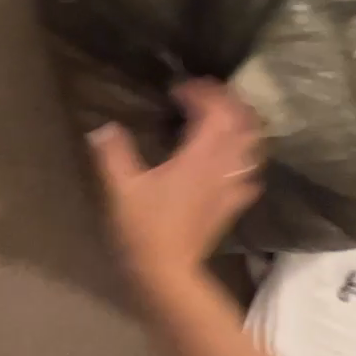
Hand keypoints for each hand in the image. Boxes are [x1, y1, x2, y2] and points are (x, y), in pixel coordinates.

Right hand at [87, 79, 262, 284]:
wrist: (167, 269)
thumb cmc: (142, 227)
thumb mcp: (120, 188)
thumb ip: (113, 154)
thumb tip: (103, 128)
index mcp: (197, 158)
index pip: (214, 112)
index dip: (202, 93)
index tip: (179, 86)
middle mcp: (222, 166)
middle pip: (242, 123)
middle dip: (228, 102)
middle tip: (205, 95)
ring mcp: (232, 186)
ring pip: (252, 145)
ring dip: (241, 124)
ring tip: (222, 118)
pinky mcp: (232, 203)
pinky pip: (249, 172)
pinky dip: (243, 156)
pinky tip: (229, 159)